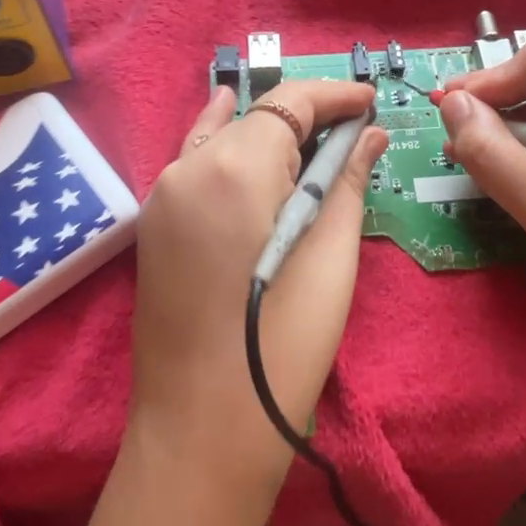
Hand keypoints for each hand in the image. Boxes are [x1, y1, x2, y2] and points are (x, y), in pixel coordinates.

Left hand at [129, 81, 387, 481]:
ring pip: (221, 137)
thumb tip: (366, 135)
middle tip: (354, 131)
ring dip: (268, 131)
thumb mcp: (330, 259)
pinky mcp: (154, 227)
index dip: (334, 95)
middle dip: (306, 116)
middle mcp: (186, 167)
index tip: (372, 100)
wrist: (200, 430)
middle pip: (255, 118)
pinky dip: (225, 146)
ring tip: (312, 137)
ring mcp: (161, 197)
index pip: (289, 103)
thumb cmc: (281, 346)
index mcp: (232, 168)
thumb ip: (345, 183)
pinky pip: (195, 166)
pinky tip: (240, 138)